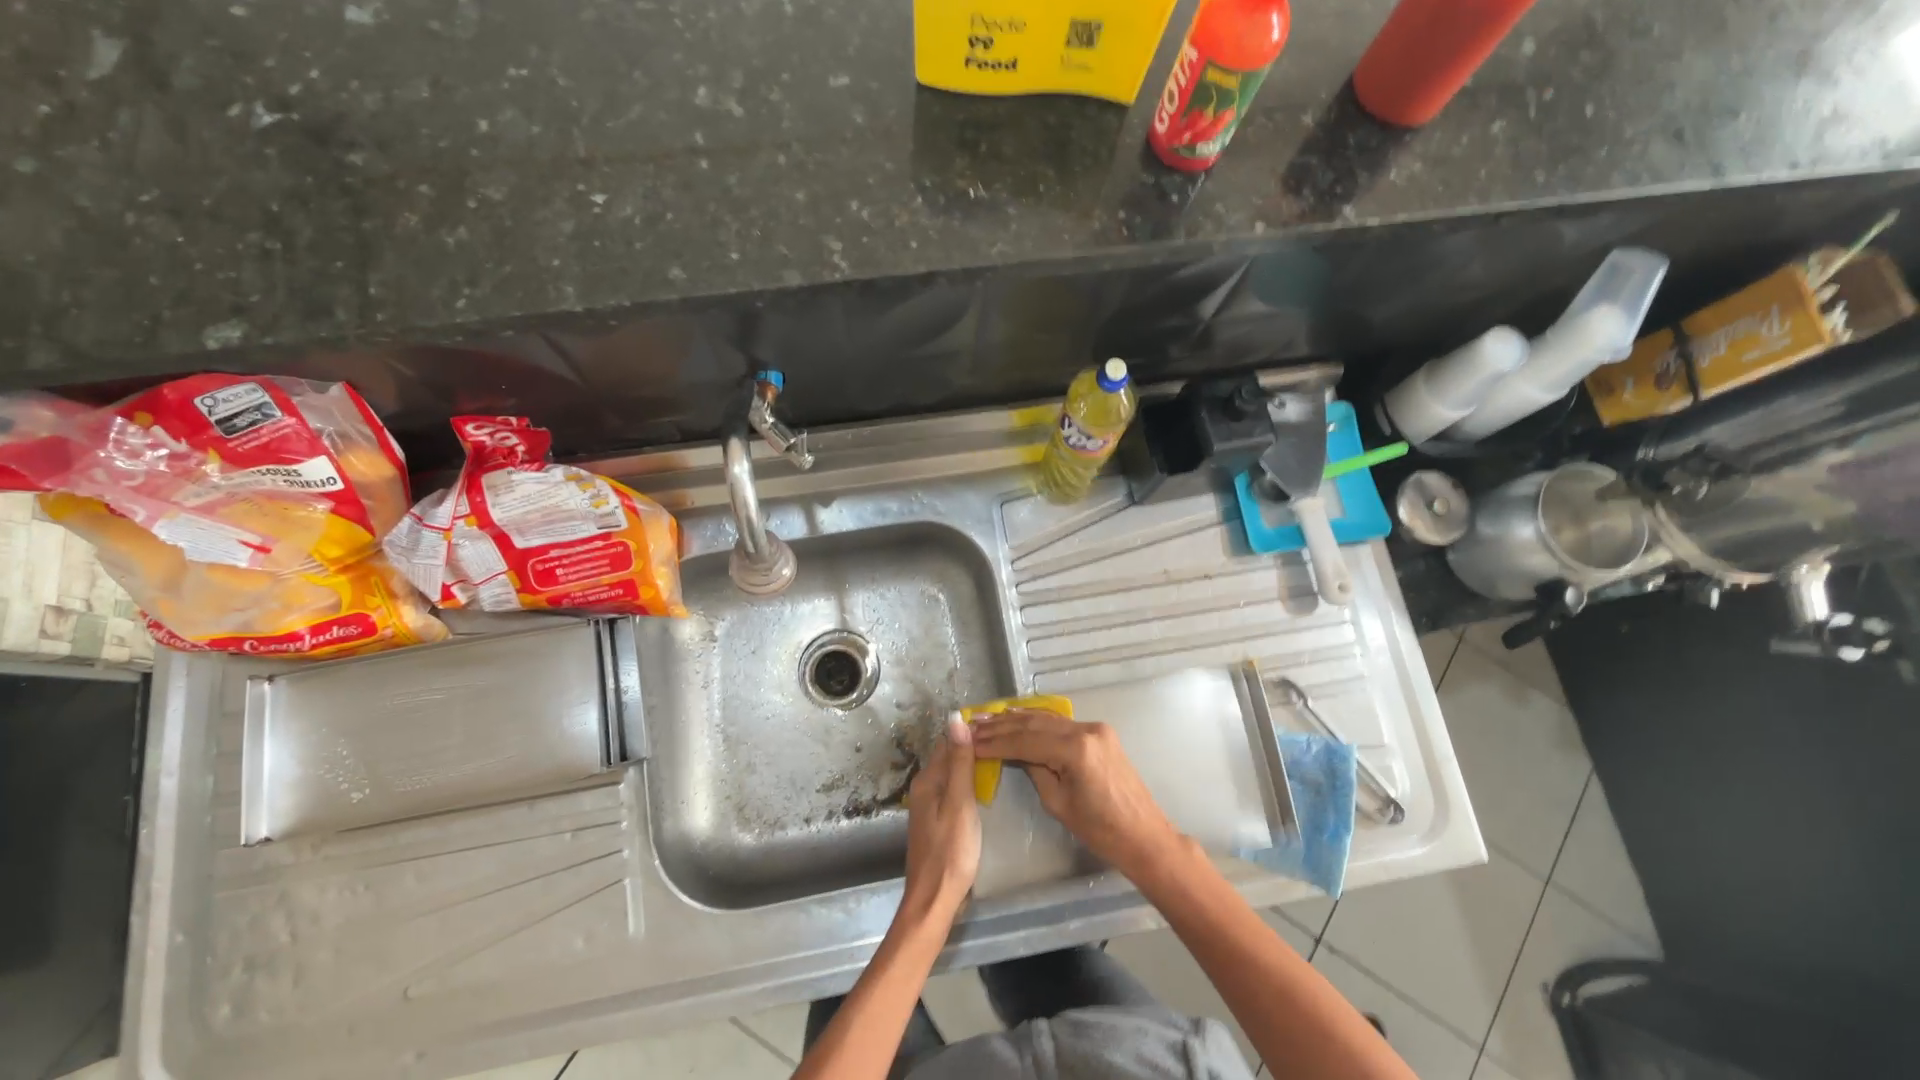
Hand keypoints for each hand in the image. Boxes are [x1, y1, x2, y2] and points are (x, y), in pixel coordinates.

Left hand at [902, 714, 981, 921]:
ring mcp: (929, 807)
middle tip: (1005, 737)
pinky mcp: (938, 823)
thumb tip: (955, 719)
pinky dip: (969, 785)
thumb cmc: (950, 851)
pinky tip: (985, 787)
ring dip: (971, 765)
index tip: (998, 722)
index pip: (948, 743)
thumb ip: (960, 762)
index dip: (969, 732)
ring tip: (1000, 756)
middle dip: (971, 746)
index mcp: (927, 781)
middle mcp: (924, 789)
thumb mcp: (959, 803)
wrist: (935, 898)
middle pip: (949, 758)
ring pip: (952, 776)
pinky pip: (954, 793)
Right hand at [972, 709, 1181, 879]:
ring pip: (1047, 718)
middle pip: (1034, 724)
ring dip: (1016, 719)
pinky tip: (1017, 720)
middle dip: (1001, 726)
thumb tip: (1014, 753)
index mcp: (1075, 749)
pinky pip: (1061, 723)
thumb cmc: (1100, 830)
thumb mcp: (1057, 803)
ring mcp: (1095, 728)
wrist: (1143, 835)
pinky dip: (1037, 722)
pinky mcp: (1100, 734)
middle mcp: (1086, 730)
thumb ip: (1034, 770)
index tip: (969, 741)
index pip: (1025, 741)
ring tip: (987, 719)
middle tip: (971, 726)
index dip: (995, 742)